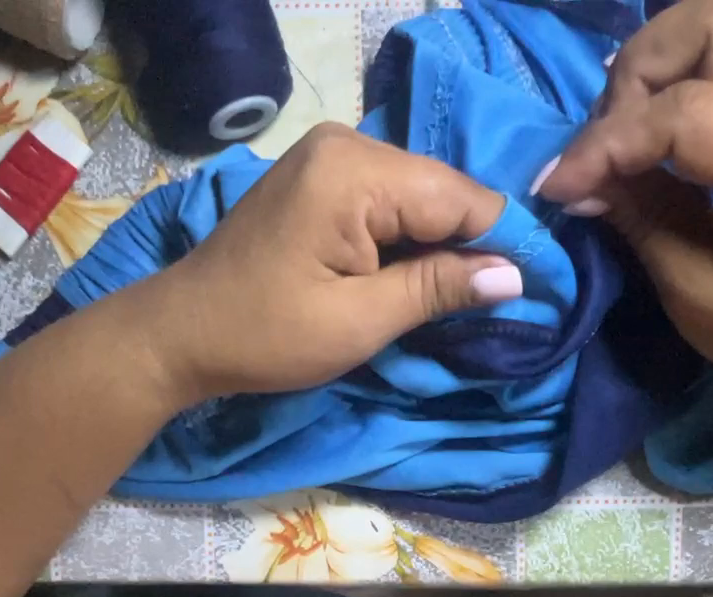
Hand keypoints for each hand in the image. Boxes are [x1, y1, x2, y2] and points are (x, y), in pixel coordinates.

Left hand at [134, 123, 522, 406]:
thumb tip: (516, 277)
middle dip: (470, 245)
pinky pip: (386, 204)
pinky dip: (405, 241)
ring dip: (438, 246)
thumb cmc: (266, 335)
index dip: (502, 243)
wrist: (181, 334)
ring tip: (454, 296)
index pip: (461, 197)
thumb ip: (438, 289)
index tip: (531, 291)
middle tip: (493, 302)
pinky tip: (411, 276)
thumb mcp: (360, 322)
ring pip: (417, 199)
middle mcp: (347, 144)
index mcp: (356, 170)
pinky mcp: (318, 180)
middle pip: (441, 192)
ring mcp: (329, 158)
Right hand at [535, 0, 712, 401]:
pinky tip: (664, 118)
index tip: (557, 188)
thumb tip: (577, 182)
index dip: (606, 143)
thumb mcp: (694, 295)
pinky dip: (687, 62)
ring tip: (634, 129)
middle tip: (610, 148)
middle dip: (638, 74)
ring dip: (662, 59)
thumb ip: (640, 221)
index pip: (689, 113)